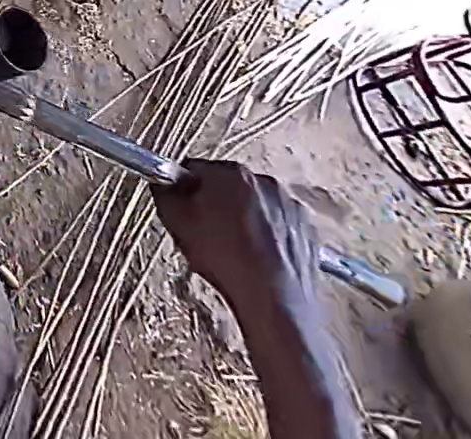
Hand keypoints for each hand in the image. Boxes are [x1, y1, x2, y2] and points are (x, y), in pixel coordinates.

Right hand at [153, 160, 319, 308]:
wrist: (273, 301)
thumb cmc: (227, 259)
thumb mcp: (173, 218)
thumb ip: (163, 190)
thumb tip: (164, 184)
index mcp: (230, 173)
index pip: (194, 169)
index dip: (183, 188)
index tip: (181, 204)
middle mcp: (264, 183)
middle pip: (226, 184)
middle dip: (213, 202)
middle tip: (203, 227)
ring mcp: (289, 207)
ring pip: (252, 204)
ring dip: (240, 217)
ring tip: (229, 245)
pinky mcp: (306, 231)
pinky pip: (274, 223)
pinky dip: (264, 234)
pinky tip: (251, 254)